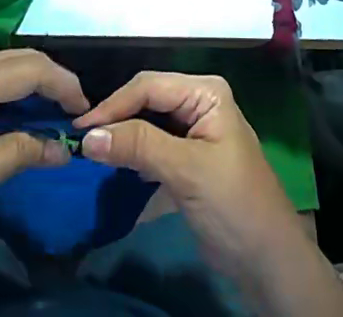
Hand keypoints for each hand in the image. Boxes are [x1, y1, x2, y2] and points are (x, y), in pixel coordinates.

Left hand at [0, 50, 87, 316]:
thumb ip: (14, 154)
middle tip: (75, 115)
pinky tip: (14, 118)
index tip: (87, 113)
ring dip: (28, 85)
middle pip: (13, 58)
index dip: (63, 85)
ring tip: (52, 117)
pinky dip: (4, 93)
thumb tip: (62, 144)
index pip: (26, 68)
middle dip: (50, 81)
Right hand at [75, 72, 342, 316]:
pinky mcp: (186, 157)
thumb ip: (139, 146)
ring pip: (146, 122)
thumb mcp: (186, 170)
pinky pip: (151, 144)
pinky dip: (133, 153)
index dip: (113, 105)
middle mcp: (199, 102)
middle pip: (146, 100)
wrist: (264, 256)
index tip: (78, 129)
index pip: (149, 86)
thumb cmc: (232, 202)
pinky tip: (115, 166)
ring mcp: (193, 129)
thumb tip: (88, 135)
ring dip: (122, 136)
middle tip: (79, 142)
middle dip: (116, 118)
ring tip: (90, 153)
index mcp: (206, 92)